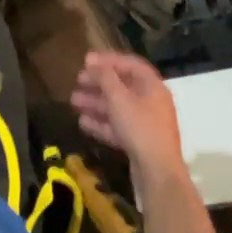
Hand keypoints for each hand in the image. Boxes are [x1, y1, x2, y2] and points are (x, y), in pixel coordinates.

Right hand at [71, 51, 184, 181]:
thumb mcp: (118, 98)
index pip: (131, 65)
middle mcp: (151, 102)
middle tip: (77, 80)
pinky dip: (101, 123)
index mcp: (152, 87)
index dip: (109, 60)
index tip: (87, 60)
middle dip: (98, 83)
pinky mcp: (139, 142)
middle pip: (122, 87)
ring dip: (96, 103)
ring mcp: (145, 124)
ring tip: (74, 101)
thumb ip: (104, 76)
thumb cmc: (139, 127)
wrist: (157, 172)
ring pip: (117, 107)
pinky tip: (83, 122)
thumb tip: (91, 60)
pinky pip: (117, 126)